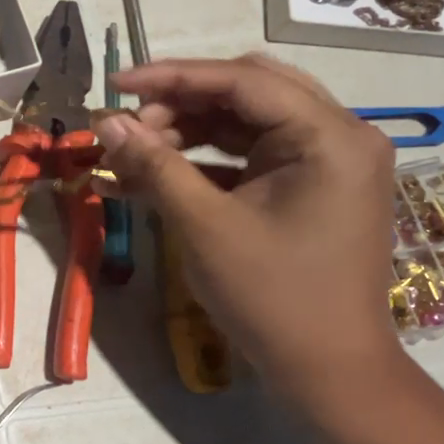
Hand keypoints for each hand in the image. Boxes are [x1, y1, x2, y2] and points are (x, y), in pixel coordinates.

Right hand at [94, 54, 400, 389]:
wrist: (325, 365)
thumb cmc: (271, 293)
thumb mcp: (204, 225)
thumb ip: (155, 165)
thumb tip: (106, 123)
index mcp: (329, 136)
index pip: (243, 81)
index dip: (172, 77)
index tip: (114, 85)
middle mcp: (337, 136)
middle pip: (248, 91)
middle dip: (180, 101)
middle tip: (126, 124)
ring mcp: (324, 163)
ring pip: (244, 122)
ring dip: (185, 131)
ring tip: (131, 153)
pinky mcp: (307, 188)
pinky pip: (248, 156)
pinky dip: (201, 162)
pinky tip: (149, 176)